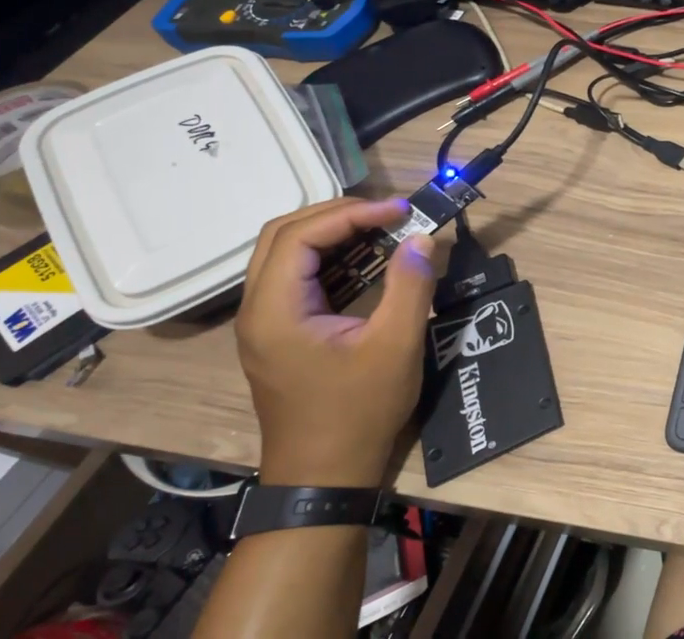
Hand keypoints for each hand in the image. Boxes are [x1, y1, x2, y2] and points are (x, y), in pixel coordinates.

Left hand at [235, 198, 435, 487]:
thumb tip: (423, 239)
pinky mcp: (283, 333)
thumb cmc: (358, 410)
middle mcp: (260, 310)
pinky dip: (334, 258)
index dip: (351, 214)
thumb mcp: (396, 345)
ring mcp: (267, 322)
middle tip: (392, 213)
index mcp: (276, 311)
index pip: (299, 236)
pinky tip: (372, 261)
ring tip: (387, 229)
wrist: (325, 472)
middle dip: (339, 215)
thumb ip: (409, 286)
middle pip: (284, 236)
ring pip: (289, 255)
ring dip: (336, 234)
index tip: (402, 210)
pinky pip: (300, 278)